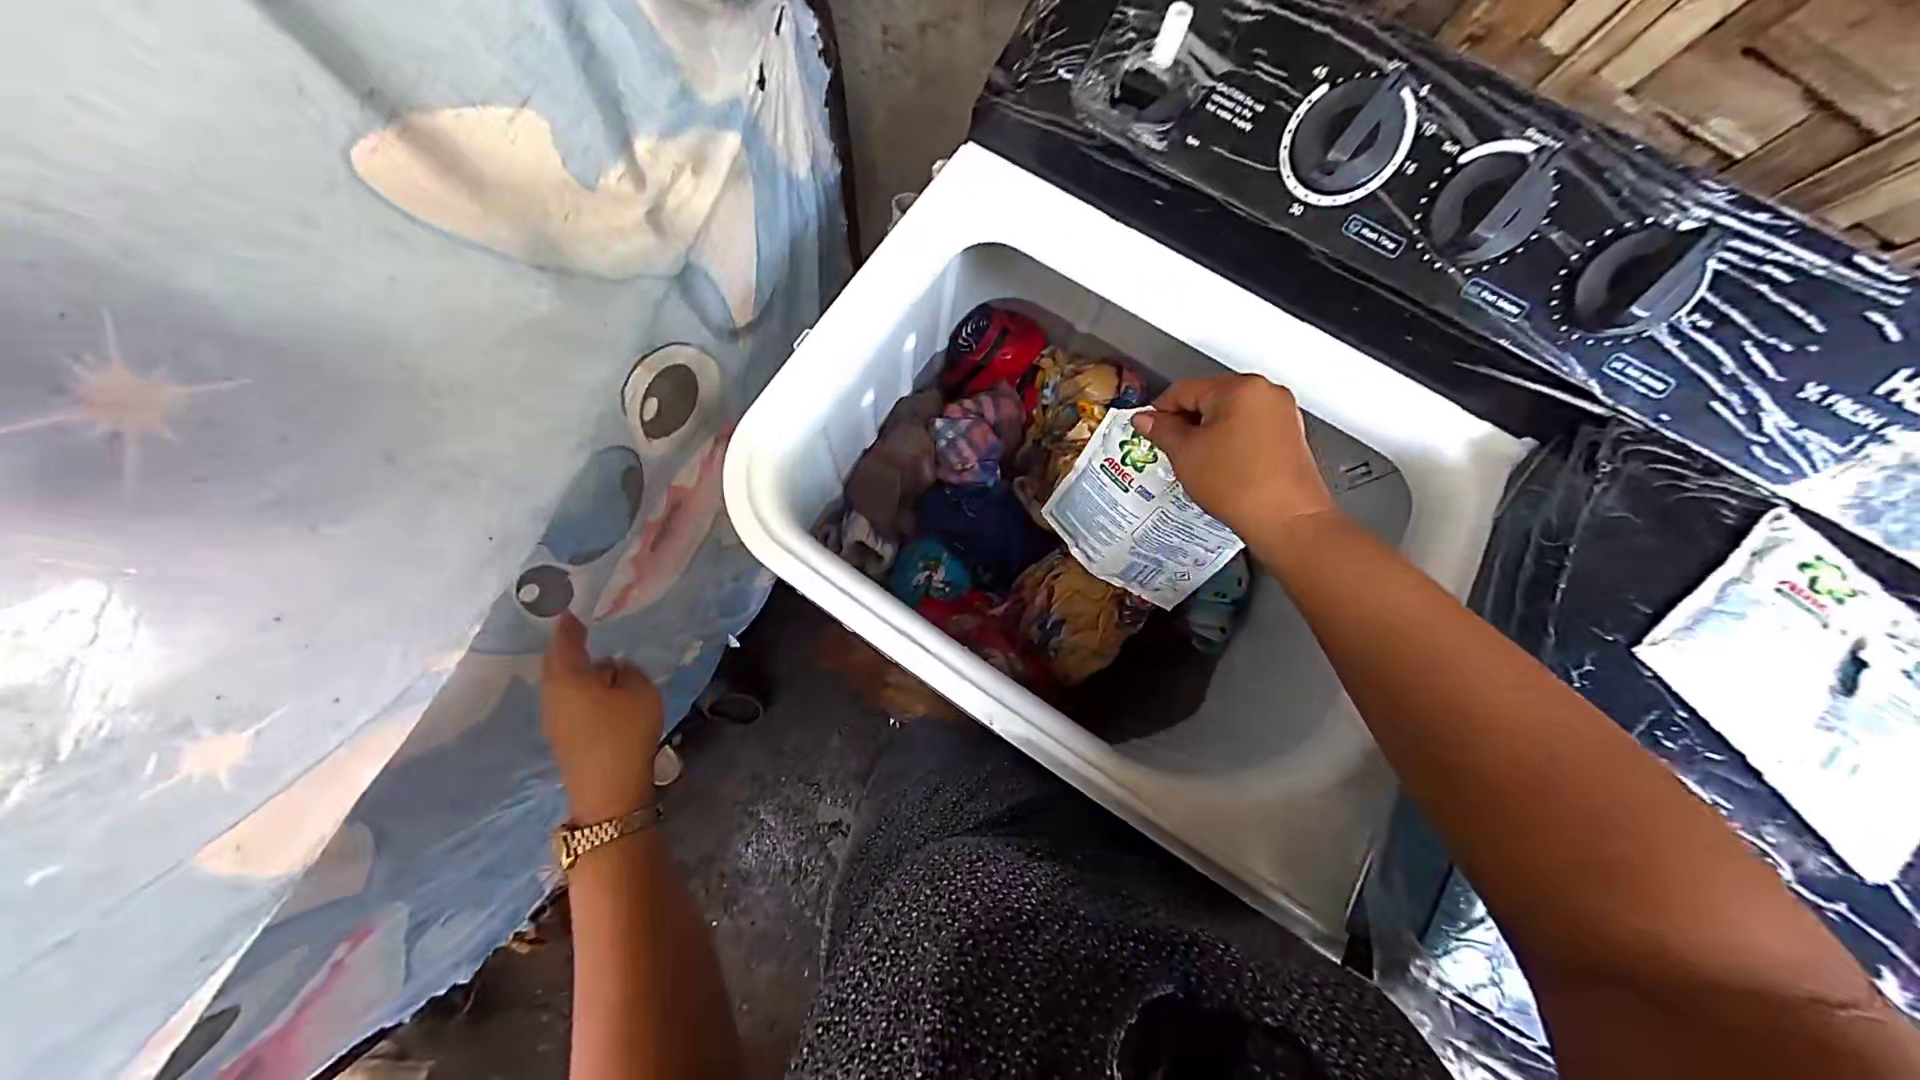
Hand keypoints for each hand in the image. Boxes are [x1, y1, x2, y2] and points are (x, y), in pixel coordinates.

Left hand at [542, 612, 665, 823]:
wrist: (609, 788)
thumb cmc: (624, 730)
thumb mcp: (639, 689)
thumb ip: (625, 670)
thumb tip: (610, 669)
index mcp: (567, 677)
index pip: (564, 641)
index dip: (568, 624)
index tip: (568, 608)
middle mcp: (552, 694)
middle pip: (557, 664)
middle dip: (568, 647)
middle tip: (581, 631)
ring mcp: (554, 718)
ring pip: (562, 684)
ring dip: (576, 671)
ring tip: (597, 662)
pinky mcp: (563, 736)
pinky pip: (568, 700)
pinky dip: (580, 689)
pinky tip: (598, 691)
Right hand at [1131, 374, 1336, 541]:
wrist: (1286, 520)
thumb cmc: (1244, 487)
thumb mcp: (1185, 454)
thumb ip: (1161, 430)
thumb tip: (1148, 420)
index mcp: (1239, 389)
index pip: (1184, 389)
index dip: (1159, 410)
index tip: (1148, 426)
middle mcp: (1265, 393)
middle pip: (1209, 398)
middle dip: (1185, 421)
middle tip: (1168, 445)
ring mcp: (1281, 413)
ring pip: (1229, 413)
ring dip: (1207, 432)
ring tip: (1194, 461)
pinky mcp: (1288, 434)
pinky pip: (1248, 428)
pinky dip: (1228, 441)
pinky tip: (1218, 466)